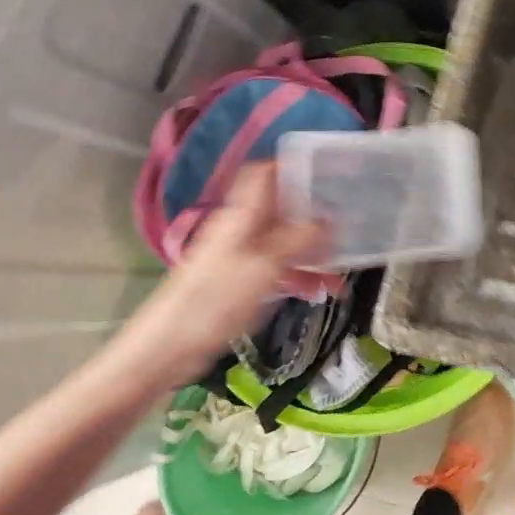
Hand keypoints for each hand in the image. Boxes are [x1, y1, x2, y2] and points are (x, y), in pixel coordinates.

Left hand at [115, 164, 326, 383]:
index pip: (264, 174)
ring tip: (344, 264)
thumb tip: (329, 218)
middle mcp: (242, 230)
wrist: (165, 349)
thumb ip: (298, 240)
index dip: (291, 165)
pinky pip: (279, 271)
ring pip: (285, 243)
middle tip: (349, 217)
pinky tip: (323, 290)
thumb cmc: (213, 300)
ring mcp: (241, 258)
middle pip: (281, 209)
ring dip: (313, 251)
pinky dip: (301, 276)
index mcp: (242, 215)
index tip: (326, 168)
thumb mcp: (263, 266)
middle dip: (315, 213)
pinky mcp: (241, 286)